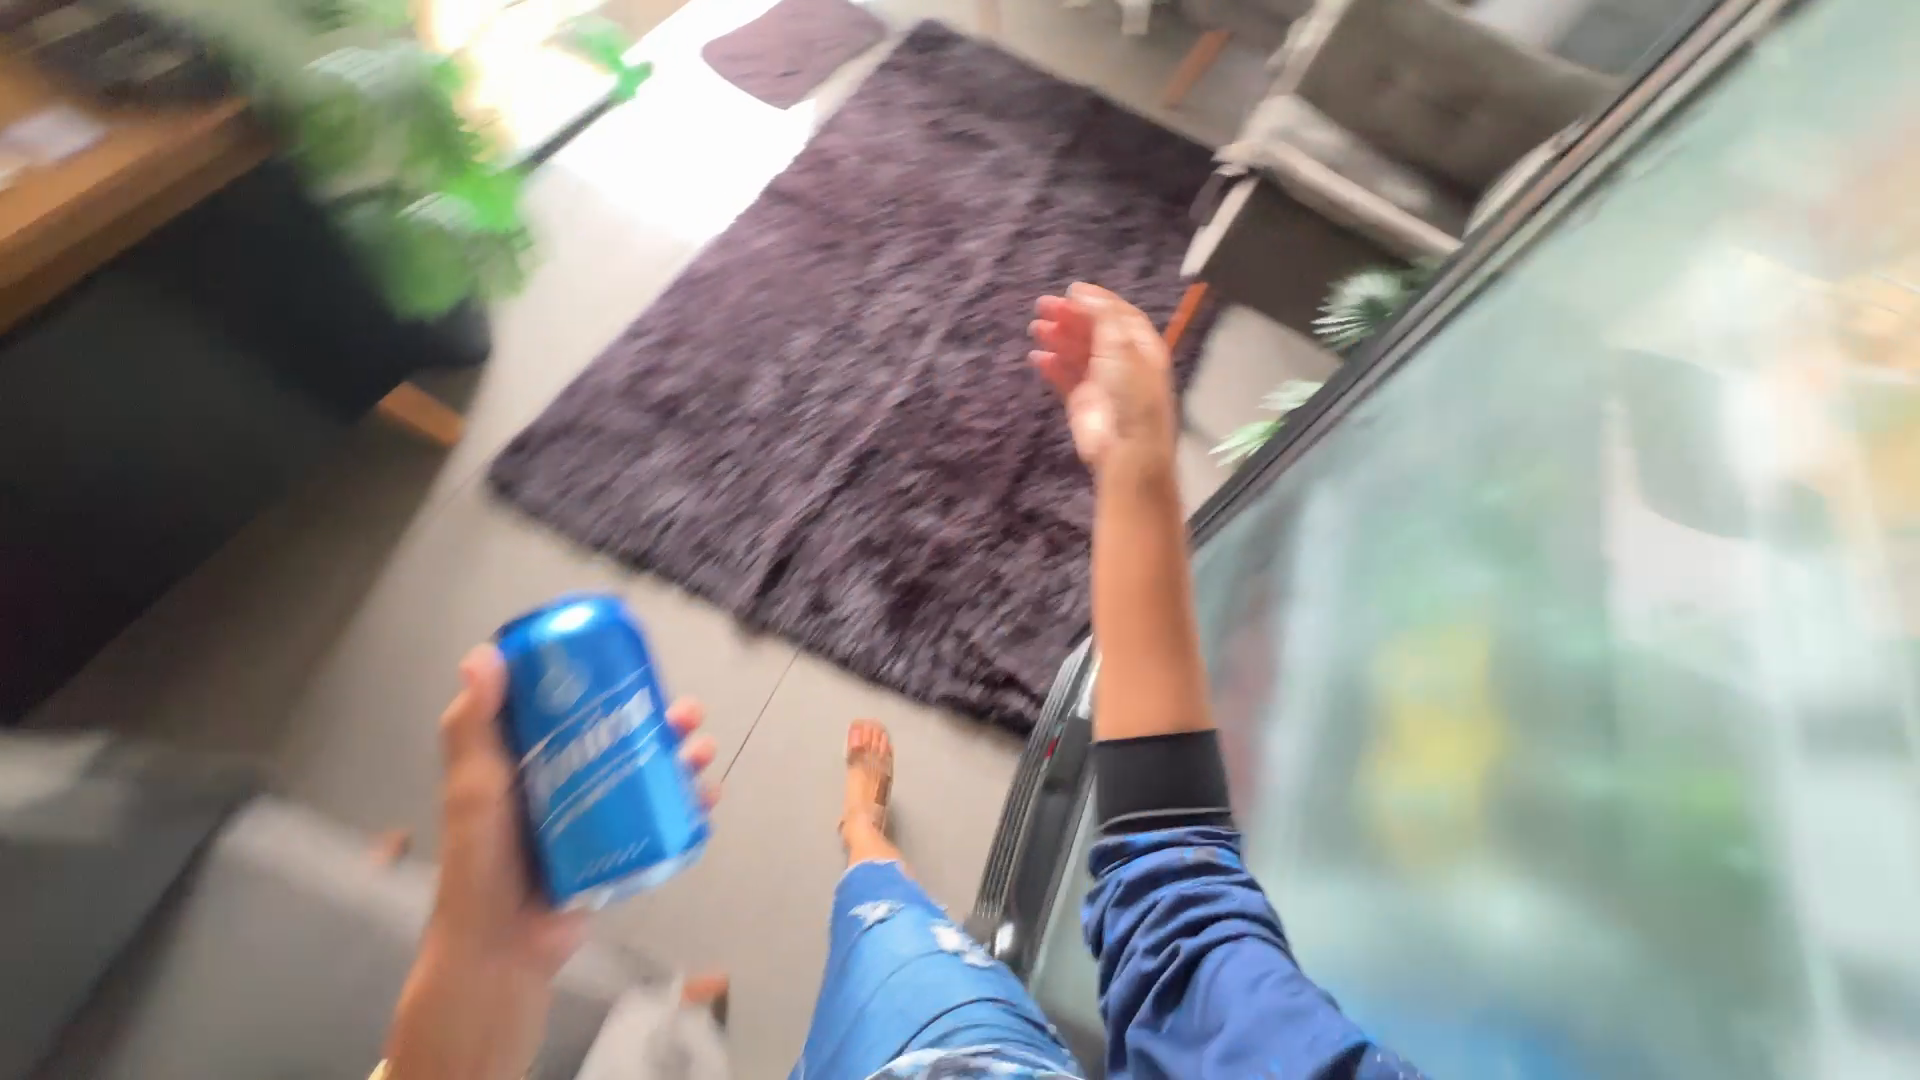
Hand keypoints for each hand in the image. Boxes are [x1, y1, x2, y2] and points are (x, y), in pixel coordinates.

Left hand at [385, 645, 718, 1079]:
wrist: (502, 947)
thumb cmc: (482, 861)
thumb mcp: (474, 789)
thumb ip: (473, 728)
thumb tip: (483, 654)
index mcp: (538, 758)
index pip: (579, 707)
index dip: (612, 682)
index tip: (637, 665)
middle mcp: (575, 778)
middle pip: (629, 737)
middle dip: (666, 721)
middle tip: (690, 713)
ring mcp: (601, 813)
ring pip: (653, 773)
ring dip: (686, 758)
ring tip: (703, 752)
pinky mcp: (621, 845)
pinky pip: (662, 817)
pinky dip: (690, 804)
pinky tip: (707, 797)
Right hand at [1028, 282, 1176, 473]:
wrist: (1125, 446)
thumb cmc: (1130, 391)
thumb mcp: (1121, 344)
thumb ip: (1101, 316)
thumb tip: (1079, 293)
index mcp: (1140, 345)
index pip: (1117, 315)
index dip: (1095, 300)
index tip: (1070, 290)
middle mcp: (1121, 361)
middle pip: (1093, 331)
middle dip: (1069, 317)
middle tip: (1042, 306)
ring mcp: (1100, 382)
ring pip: (1076, 353)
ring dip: (1057, 338)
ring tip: (1035, 328)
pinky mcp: (1081, 402)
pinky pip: (1064, 377)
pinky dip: (1051, 366)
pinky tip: (1036, 356)